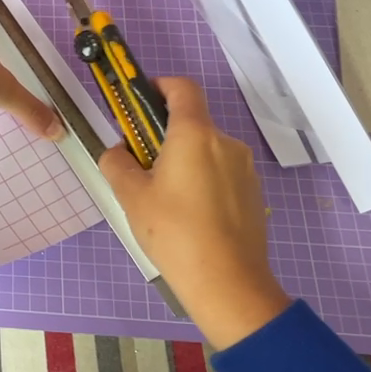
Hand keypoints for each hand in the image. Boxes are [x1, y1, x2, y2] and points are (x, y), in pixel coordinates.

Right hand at [98, 77, 289, 348]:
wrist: (229, 285)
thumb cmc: (174, 232)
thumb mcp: (130, 195)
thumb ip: (116, 163)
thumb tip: (117, 152)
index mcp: (195, 134)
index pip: (182, 88)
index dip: (159, 86)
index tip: (139, 102)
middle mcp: (225, 143)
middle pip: (191, 122)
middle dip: (163, 134)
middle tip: (140, 163)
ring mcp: (244, 170)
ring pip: (206, 150)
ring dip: (183, 159)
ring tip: (162, 197)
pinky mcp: (254, 195)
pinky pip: (221, 174)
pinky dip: (202, 180)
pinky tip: (188, 215)